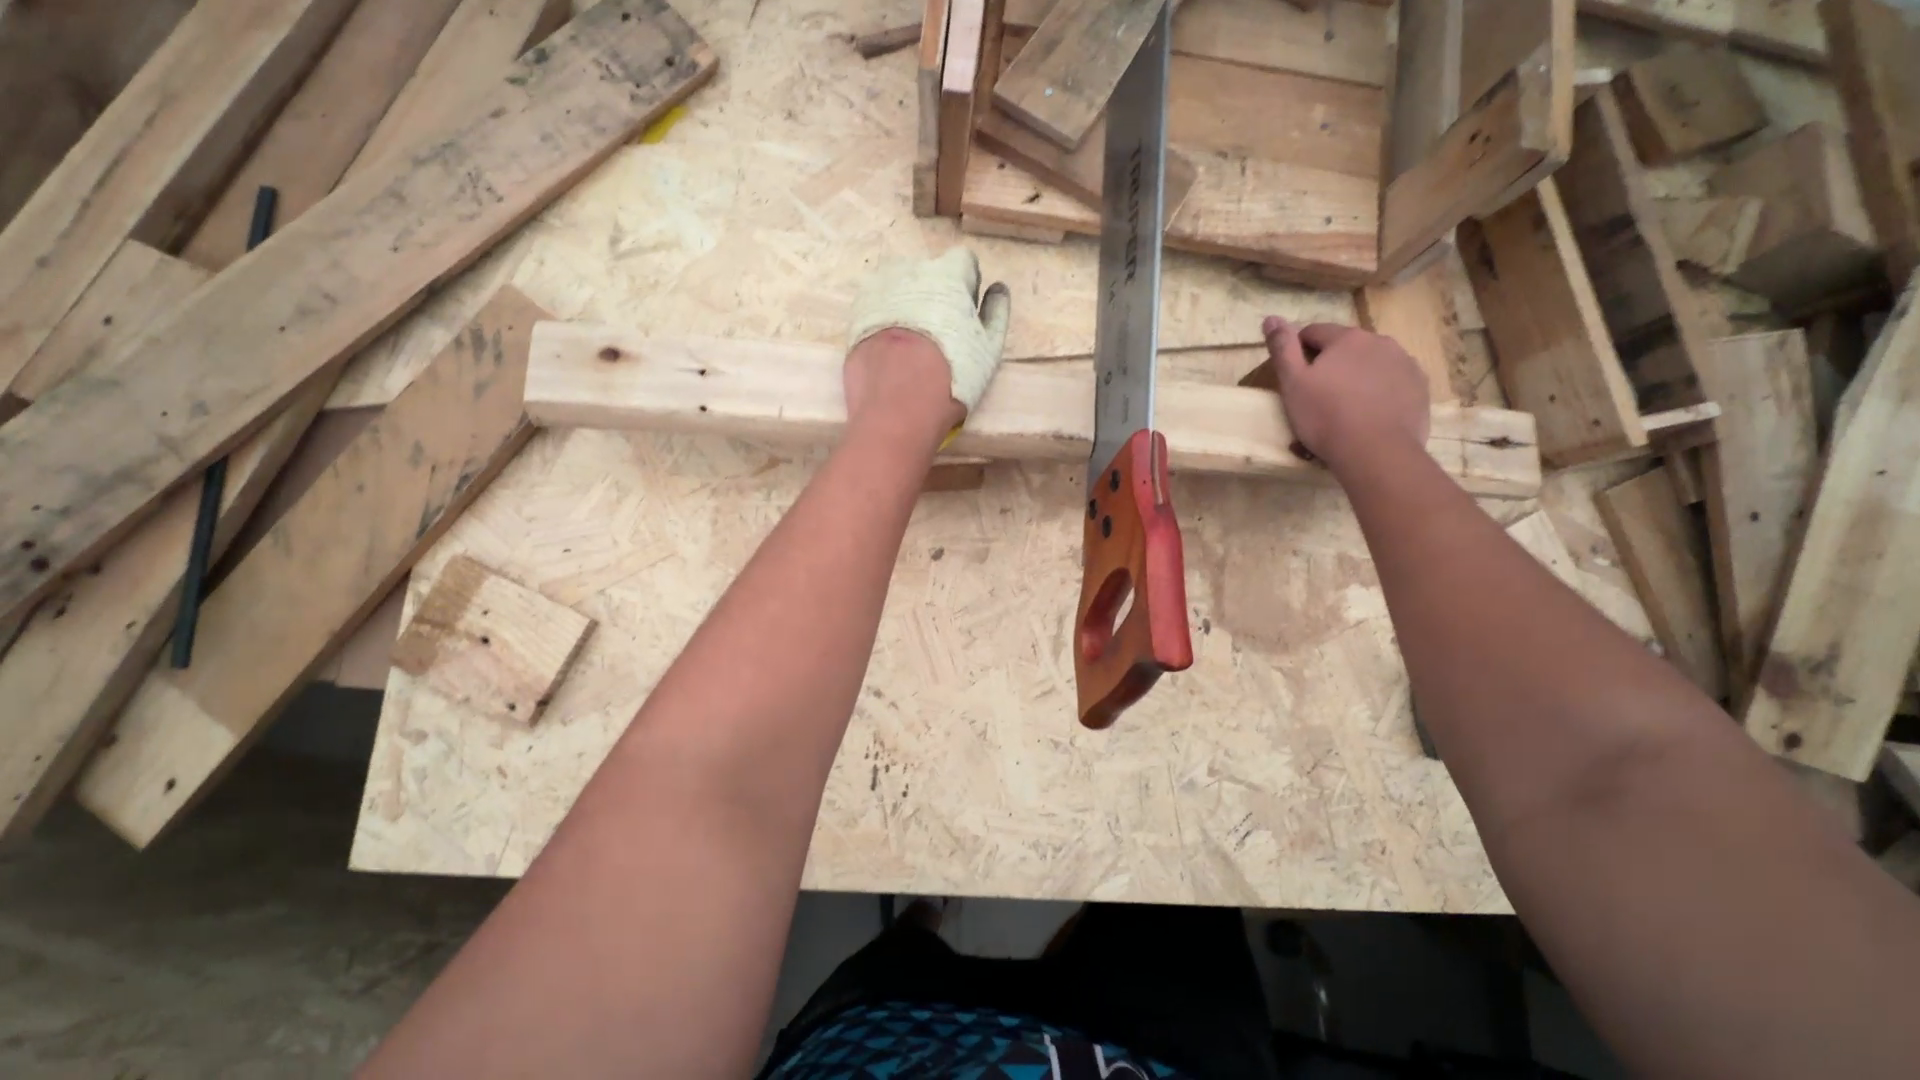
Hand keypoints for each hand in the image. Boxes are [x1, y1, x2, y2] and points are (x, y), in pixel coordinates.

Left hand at [845, 247, 1011, 432]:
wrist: (896, 407)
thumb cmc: (952, 376)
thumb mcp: (988, 348)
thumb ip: (997, 312)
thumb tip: (999, 289)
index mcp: (948, 274)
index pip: (963, 261)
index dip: (968, 284)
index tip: (967, 310)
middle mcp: (910, 271)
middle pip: (929, 273)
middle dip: (937, 294)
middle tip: (941, 331)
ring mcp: (879, 290)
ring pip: (899, 287)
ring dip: (909, 303)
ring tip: (913, 340)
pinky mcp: (856, 313)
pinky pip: (876, 306)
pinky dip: (885, 318)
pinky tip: (891, 347)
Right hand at [1259, 316, 1430, 473]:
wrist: (1377, 452)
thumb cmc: (1326, 417)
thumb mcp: (1293, 384)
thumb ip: (1282, 348)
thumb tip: (1271, 318)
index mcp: (1346, 338)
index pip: (1314, 332)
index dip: (1299, 350)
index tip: (1295, 374)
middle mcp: (1380, 341)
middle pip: (1347, 346)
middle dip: (1333, 362)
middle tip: (1320, 394)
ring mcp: (1405, 363)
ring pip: (1373, 362)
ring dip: (1359, 375)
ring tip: (1348, 406)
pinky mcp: (1420, 387)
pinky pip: (1394, 381)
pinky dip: (1382, 390)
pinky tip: (1372, 413)